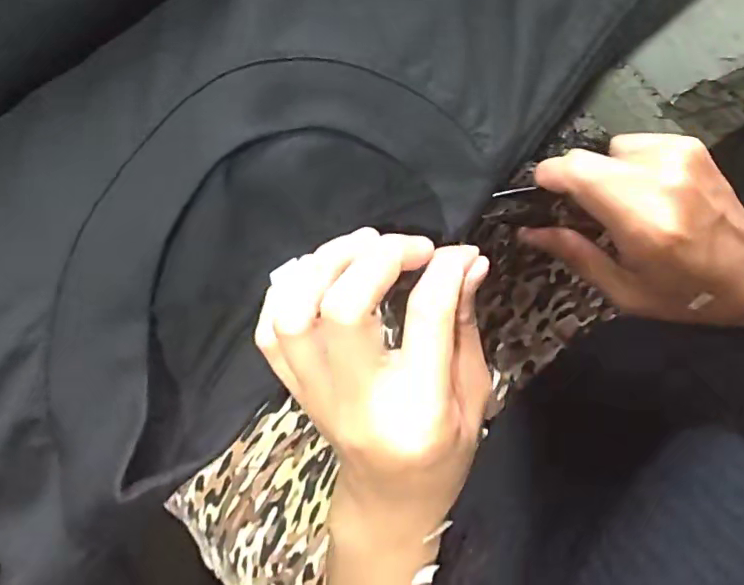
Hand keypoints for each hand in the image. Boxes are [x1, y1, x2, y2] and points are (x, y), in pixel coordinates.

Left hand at [256, 228, 491, 547]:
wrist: (389, 499)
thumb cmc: (445, 448)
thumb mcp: (474, 389)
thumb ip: (465, 321)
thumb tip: (469, 260)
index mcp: (417, 408)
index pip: (426, 315)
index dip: (445, 267)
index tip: (461, 252)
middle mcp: (356, 400)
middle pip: (344, 308)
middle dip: (381, 257)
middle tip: (415, 246)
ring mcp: (316, 395)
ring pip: (294, 315)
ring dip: (328, 264)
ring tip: (367, 244)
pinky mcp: (294, 388)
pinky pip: (269, 331)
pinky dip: (291, 287)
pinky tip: (327, 268)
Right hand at [521, 134, 743, 328]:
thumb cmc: (688, 290)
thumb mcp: (627, 291)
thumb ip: (576, 255)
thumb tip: (529, 232)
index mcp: (643, 220)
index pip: (576, 171)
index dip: (549, 178)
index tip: (544, 194)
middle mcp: (660, 178)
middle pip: (587, 156)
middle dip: (578, 179)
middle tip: (590, 211)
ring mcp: (677, 155)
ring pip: (612, 147)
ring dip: (608, 172)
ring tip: (630, 202)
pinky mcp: (688, 144)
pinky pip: (637, 143)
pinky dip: (633, 162)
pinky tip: (652, 189)